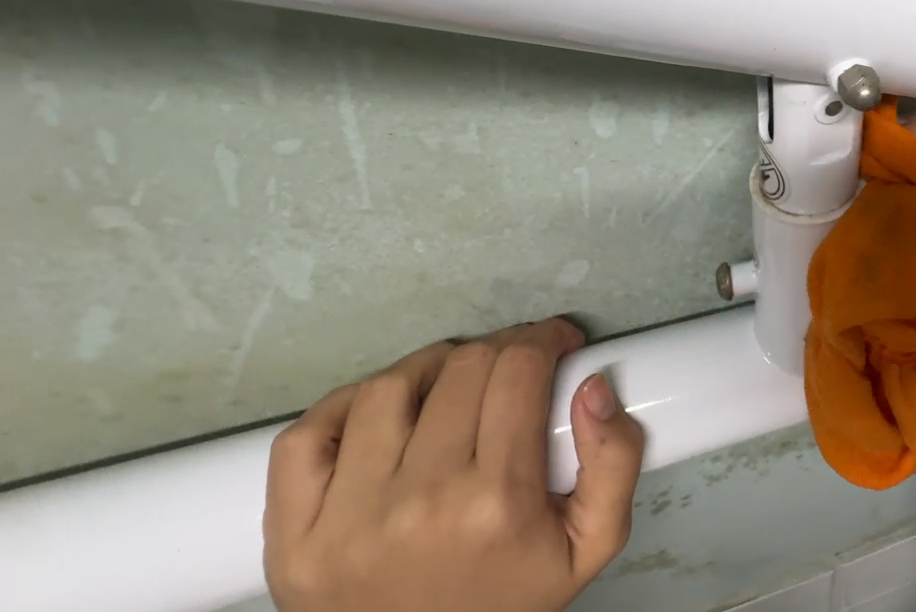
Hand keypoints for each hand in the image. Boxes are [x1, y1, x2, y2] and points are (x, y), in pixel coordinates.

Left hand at [264, 318, 645, 611]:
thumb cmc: (512, 600)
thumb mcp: (594, 543)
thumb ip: (615, 460)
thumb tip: (592, 385)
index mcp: (497, 500)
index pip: (518, 371)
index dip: (546, 339)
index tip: (560, 343)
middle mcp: (420, 501)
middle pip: (463, 368)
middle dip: (503, 348)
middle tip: (520, 362)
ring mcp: (345, 518)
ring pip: (390, 387)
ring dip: (434, 366)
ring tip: (457, 380)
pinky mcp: (291, 535)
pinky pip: (309, 433)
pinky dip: (349, 403)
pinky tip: (388, 410)